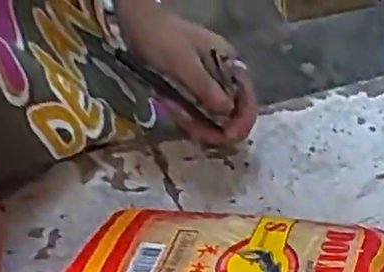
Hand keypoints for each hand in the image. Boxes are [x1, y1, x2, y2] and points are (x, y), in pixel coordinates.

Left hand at [114, 0, 257, 144]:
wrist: (135, 23)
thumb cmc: (160, 37)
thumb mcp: (183, 63)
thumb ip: (206, 88)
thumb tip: (228, 114)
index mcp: (230, 66)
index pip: (248, 102)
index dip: (242, 123)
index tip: (226, 137)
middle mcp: (225, 80)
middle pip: (234, 118)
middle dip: (217, 130)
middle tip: (197, 134)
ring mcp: (211, 88)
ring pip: (216, 122)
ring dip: (200, 127)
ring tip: (179, 117)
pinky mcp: (197, 95)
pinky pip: (201, 118)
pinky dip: (190, 121)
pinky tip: (175, 111)